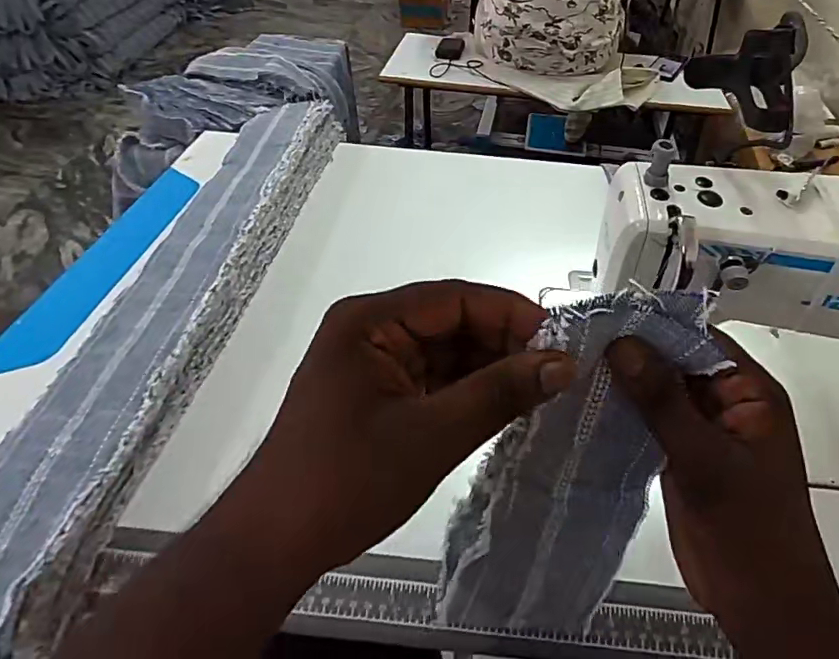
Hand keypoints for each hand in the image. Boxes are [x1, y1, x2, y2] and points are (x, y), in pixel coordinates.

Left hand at [221, 280, 575, 574]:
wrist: (276, 539)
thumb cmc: (347, 479)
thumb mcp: (431, 434)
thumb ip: (498, 394)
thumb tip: (561, 364)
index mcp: (369, 321)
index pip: (450, 298)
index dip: (507, 312)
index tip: (558, 337)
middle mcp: (368, 329)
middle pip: (447, 321)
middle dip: (500, 343)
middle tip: (555, 369)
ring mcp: (371, 361)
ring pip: (443, 351)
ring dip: (487, 368)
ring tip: (540, 387)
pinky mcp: (375, 392)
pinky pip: (430, 377)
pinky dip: (465, 390)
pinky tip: (504, 403)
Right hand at [609, 330, 838, 658]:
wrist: (762, 608)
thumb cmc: (755, 538)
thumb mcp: (707, 461)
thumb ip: (664, 401)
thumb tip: (624, 345)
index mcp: (750, 392)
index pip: (697, 337)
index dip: (653, 324)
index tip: (607, 316)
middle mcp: (726, 401)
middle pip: (672, 358)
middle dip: (630, 350)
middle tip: (581, 338)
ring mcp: (701, 425)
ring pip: (655, 385)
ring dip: (622, 378)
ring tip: (577, 363)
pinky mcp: (680, 448)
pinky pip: (646, 414)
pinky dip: (621, 406)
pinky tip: (589, 400)